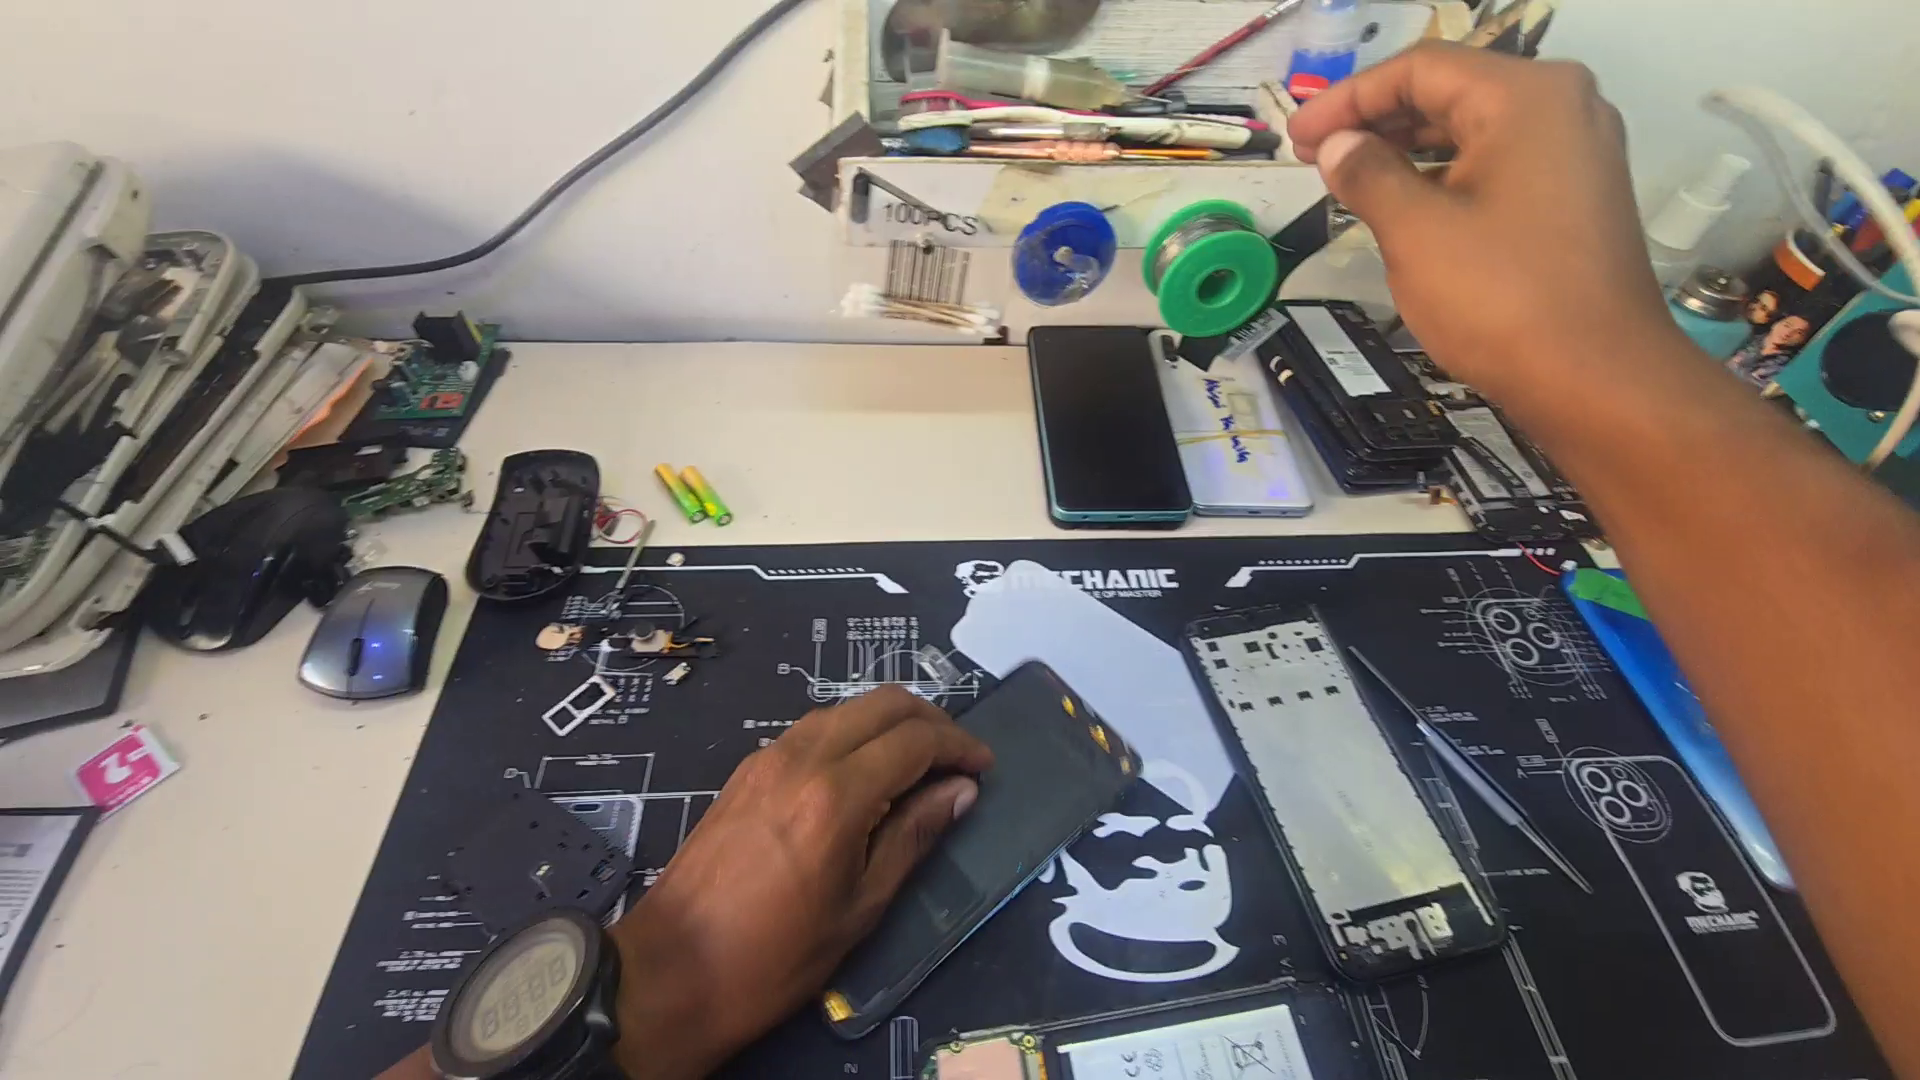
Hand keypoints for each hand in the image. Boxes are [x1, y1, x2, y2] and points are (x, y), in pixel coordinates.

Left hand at [610, 686, 992, 1078]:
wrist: (670, 970)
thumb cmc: (774, 956)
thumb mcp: (861, 907)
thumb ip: (914, 836)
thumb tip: (960, 791)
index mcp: (836, 794)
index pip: (915, 740)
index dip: (959, 745)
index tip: (984, 765)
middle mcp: (803, 755)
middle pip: (884, 703)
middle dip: (932, 719)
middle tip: (958, 756)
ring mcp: (770, 754)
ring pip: (849, 707)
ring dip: (892, 721)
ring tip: (919, 762)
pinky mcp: (750, 765)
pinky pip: (817, 727)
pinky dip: (855, 732)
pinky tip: (866, 770)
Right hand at [1288, 44, 1680, 408]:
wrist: (1588, 372)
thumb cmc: (1497, 296)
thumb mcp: (1416, 231)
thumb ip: (1368, 176)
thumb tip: (1336, 146)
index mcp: (1525, 98)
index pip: (1420, 70)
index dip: (1347, 99)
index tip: (1295, 138)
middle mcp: (1558, 108)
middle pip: (1447, 92)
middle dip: (1372, 120)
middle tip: (1311, 156)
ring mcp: (1569, 154)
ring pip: (1468, 132)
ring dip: (1401, 149)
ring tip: (1344, 179)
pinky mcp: (1565, 198)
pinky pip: (1489, 166)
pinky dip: (1436, 176)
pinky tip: (1397, 203)